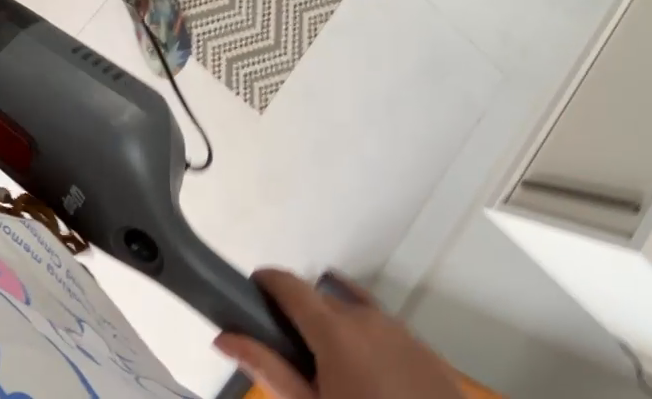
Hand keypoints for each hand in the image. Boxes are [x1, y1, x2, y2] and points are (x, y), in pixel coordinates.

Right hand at [214, 271, 465, 398]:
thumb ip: (267, 368)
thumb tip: (222, 336)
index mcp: (334, 328)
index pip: (288, 282)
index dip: (265, 281)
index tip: (250, 294)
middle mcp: (367, 318)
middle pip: (320, 297)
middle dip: (299, 313)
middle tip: (289, 349)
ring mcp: (403, 333)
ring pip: (355, 310)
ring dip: (335, 323)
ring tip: (329, 362)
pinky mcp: (429, 354)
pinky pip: (387, 328)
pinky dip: (367, 336)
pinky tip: (366, 370)